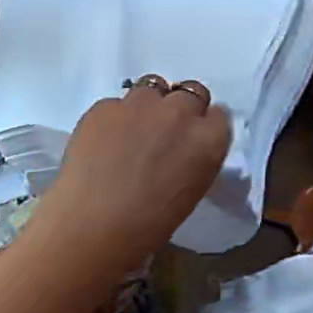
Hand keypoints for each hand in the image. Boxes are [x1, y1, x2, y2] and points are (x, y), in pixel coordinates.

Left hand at [28, 76, 231, 274]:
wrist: (95, 222)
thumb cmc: (148, 225)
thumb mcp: (189, 191)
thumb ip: (191, 159)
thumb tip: (177, 152)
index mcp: (209, 140)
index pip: (216, 115)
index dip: (200, 126)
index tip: (187, 139)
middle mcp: (179, 113)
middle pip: (188, 94)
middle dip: (177, 108)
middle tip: (159, 133)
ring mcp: (139, 105)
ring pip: (150, 88)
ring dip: (145, 105)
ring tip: (129, 132)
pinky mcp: (104, 107)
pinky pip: (113, 104)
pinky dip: (111, 119)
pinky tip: (100, 143)